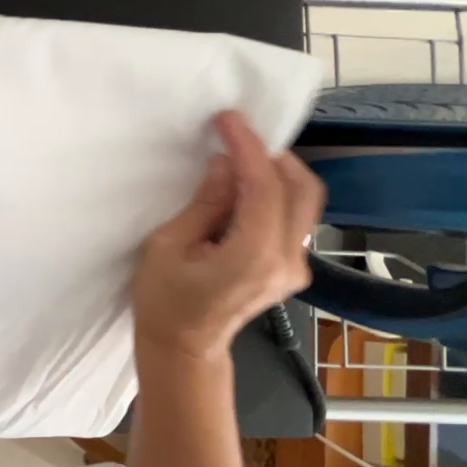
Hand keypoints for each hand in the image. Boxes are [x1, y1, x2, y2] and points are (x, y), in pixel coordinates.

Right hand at [131, 110, 324, 362]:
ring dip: (276, 173)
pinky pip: (292, 218)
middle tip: (237, 134)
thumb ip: (204, 205)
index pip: (264, 187)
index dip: (249, 148)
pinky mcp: (290, 267)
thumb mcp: (167, 246)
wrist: (182, 347)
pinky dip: (274, 193)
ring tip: (239, 157)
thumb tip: (226, 166)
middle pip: (301, 190)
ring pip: (303, 202)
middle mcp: (288, 259)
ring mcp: (295, 265)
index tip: (229, 120)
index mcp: (254, 255)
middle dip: (272, 155)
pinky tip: (244, 187)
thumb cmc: (163, 300)